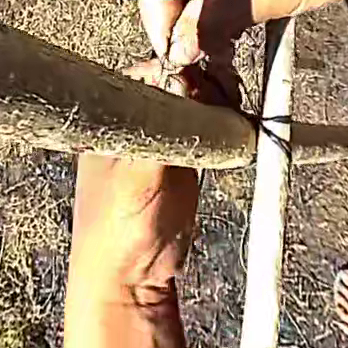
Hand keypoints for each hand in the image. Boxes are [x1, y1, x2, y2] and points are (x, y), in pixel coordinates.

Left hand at [68, 61, 219, 306]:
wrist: (132, 281)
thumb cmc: (117, 229)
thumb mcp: (136, 177)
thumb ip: (161, 131)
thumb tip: (182, 80)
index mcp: (110, 111)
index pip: (149, 69)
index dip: (178, 66)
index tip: (203, 75)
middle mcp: (136, 115)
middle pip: (178, 79)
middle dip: (205, 83)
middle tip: (226, 95)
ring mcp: (162, 133)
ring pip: (197, 99)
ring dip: (218, 101)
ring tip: (233, 110)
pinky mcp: (186, 153)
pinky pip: (208, 125)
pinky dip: (224, 122)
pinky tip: (237, 124)